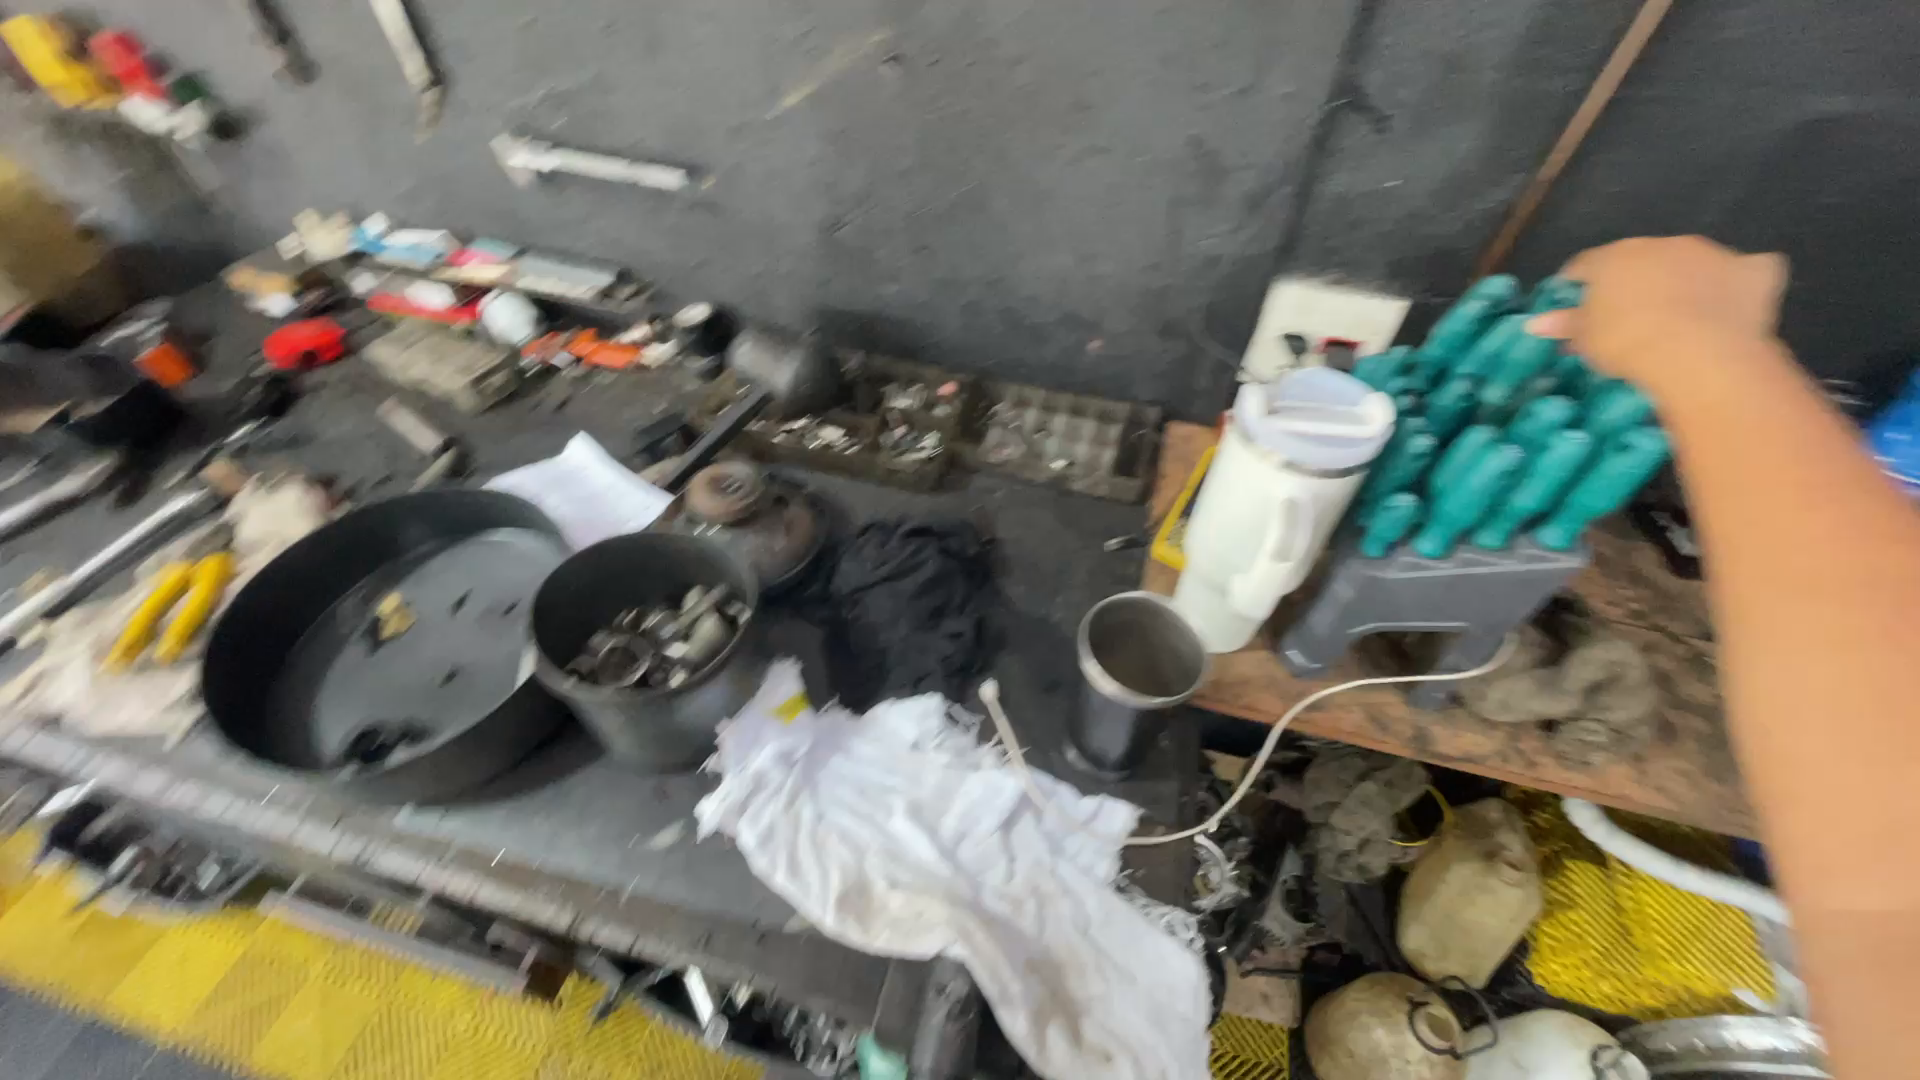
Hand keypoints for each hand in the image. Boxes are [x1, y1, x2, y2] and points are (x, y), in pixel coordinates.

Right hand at [1527, 236, 1788, 388]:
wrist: (1699, 352)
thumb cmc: (1625, 341)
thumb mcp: (1584, 339)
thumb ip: (1565, 324)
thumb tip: (1536, 322)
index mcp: (1616, 257)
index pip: (1585, 264)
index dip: (1576, 283)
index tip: (1572, 304)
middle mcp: (1665, 245)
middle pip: (1641, 260)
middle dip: (1632, 281)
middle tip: (1624, 314)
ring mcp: (1714, 254)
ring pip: (1691, 263)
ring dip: (1681, 281)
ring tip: (1674, 315)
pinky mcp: (1756, 269)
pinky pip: (1743, 272)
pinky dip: (1733, 284)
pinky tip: (1726, 305)